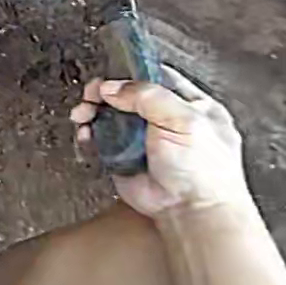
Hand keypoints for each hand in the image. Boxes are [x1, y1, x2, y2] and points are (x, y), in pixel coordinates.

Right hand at [71, 66, 251, 218]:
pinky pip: (98, 138)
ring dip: (91, 112)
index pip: (157, 77)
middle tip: (90, 96)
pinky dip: (87, 133)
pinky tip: (85, 134)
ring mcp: (142, 138)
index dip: (132, 73)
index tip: (111, 74)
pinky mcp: (122, 155)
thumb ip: (149, 97)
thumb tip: (111, 87)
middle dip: (103, 93)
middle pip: (125, 95)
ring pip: (108, 114)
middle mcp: (165, 119)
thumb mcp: (185, 121)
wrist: (189, 211)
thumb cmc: (203, 171)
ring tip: (82, 115)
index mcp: (191, 106)